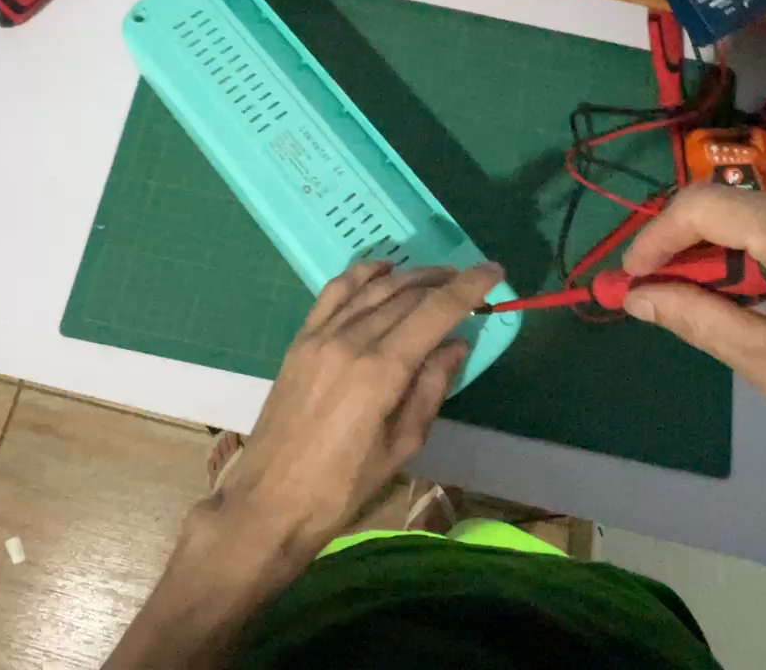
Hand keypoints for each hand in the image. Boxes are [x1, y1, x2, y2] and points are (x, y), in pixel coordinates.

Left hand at [209, 261, 501, 561]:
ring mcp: (322, 335)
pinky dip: (362, 274)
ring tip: (438, 275)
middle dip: (444, 284)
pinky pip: (335, 292)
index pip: (434, 312)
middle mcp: (351, 340)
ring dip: (410, 276)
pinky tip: (383, 269)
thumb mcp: (401, 446)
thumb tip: (457, 344)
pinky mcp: (302, 338)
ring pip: (374, 289)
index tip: (494, 271)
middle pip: (406, 296)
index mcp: (381, 371)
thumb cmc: (343, 486)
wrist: (271, 498)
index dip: (468, 288)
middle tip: (471, 285)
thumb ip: (431, 388)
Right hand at [623, 185, 765, 526]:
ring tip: (703, 299)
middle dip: (686, 244)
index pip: (703, 206)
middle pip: (736, 204)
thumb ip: (700, 320)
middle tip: (658, 293)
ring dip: (726, 250)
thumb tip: (636, 296)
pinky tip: (762, 296)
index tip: (630, 279)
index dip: (654, 237)